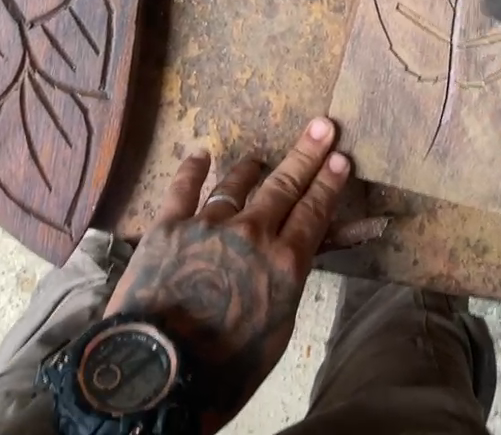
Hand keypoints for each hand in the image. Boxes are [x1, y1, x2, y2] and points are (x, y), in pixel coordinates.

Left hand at [104, 117, 350, 432]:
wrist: (159, 375)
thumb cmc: (226, 368)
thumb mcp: (277, 328)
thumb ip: (287, 282)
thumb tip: (293, 256)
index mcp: (285, 261)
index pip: (314, 211)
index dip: (329, 182)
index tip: (341, 157)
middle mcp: (253, 232)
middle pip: (286, 185)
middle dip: (308, 153)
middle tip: (324, 125)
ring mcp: (209, 224)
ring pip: (236, 183)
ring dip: (251, 167)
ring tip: (258, 157)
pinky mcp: (169, 226)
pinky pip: (183, 188)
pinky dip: (192, 169)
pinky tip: (199, 154)